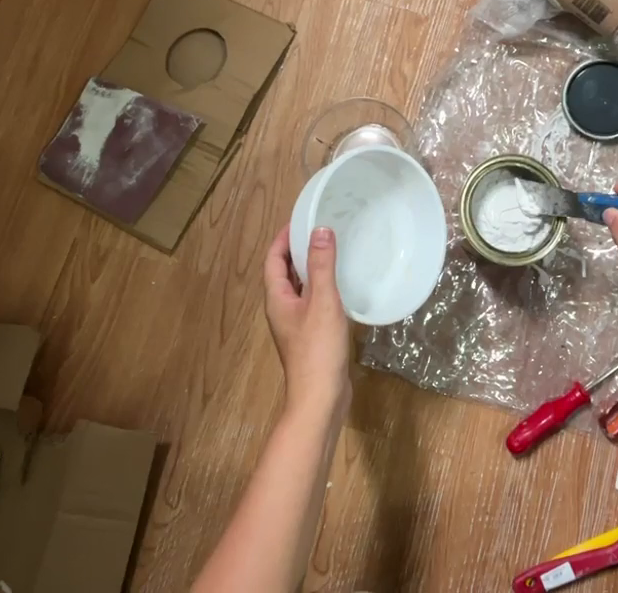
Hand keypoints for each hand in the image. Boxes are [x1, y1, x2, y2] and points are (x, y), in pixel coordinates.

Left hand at [263, 225, 351, 413]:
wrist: (320, 398)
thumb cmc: (317, 348)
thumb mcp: (322, 301)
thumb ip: (321, 265)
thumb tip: (320, 230)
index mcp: (277, 298)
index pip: (274, 259)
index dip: (284, 238)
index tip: (301, 219)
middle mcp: (282, 309)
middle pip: (285, 272)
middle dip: (299, 250)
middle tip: (322, 230)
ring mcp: (296, 324)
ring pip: (300, 288)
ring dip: (312, 268)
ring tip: (334, 251)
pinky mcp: (311, 336)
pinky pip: (313, 302)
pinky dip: (324, 287)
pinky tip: (343, 285)